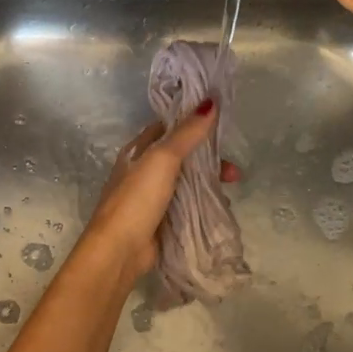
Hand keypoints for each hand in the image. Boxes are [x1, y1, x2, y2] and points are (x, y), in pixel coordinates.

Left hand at [80, 107, 221, 283]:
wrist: (120, 250)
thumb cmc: (137, 199)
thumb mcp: (162, 159)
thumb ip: (187, 133)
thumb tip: (210, 101)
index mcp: (136, 151)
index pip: (166, 127)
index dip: (191, 121)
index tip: (220, 122)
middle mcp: (142, 171)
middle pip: (181, 156)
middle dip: (208, 159)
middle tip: (233, 170)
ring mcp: (150, 197)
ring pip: (186, 181)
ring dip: (209, 182)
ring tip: (231, 188)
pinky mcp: (159, 220)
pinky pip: (186, 205)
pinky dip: (203, 203)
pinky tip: (220, 206)